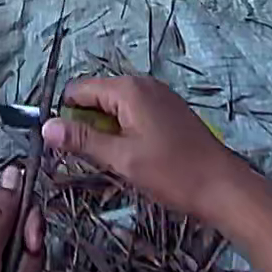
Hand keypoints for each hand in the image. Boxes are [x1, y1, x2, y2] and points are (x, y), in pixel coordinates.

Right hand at [40, 73, 249, 219]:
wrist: (225, 188)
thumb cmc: (172, 173)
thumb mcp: (122, 159)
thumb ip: (81, 140)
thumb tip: (45, 127)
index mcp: (127, 89)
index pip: (78, 90)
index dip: (65, 114)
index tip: (64, 143)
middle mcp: (141, 83)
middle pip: (96, 96)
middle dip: (87, 123)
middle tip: (93, 157)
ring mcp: (157, 94)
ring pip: (114, 106)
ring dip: (106, 129)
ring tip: (116, 159)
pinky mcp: (168, 109)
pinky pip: (133, 111)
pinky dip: (125, 129)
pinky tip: (135, 154)